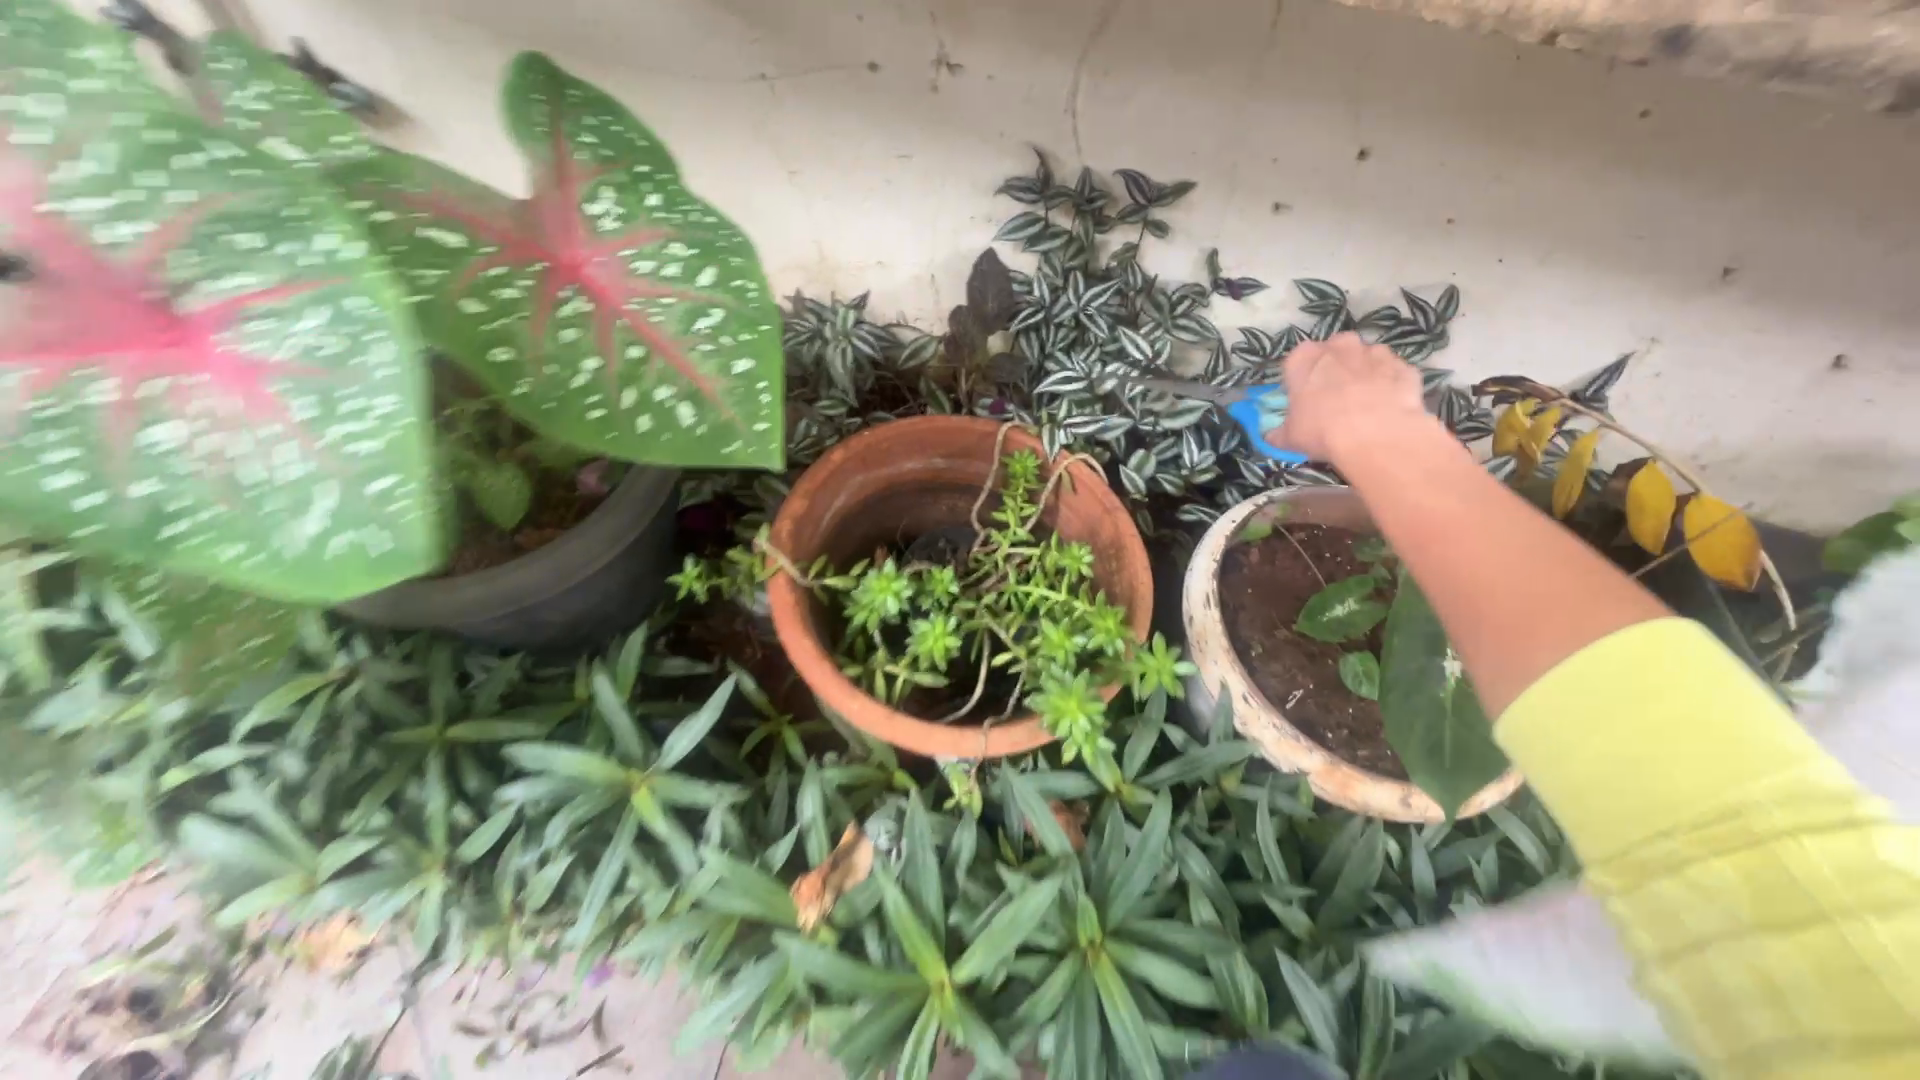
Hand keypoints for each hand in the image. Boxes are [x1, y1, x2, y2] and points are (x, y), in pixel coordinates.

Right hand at [1271, 332, 1430, 465]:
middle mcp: (1340, 346)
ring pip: (1367, 357)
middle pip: (1335, 350)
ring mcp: (1376, 353)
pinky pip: (1394, 373)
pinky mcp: (1404, 366)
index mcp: (1304, 358)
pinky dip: (1391, 385)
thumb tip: (1272, 436)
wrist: (1376, 435)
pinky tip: (1388, 407)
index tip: (1304, 397)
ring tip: (1365, 403)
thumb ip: (1279, 433)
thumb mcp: (1290, 437)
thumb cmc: (1322, 430)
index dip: (1301, 379)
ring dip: (1365, 373)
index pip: (1297, 361)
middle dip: (1335, 367)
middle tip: (1334, 396)